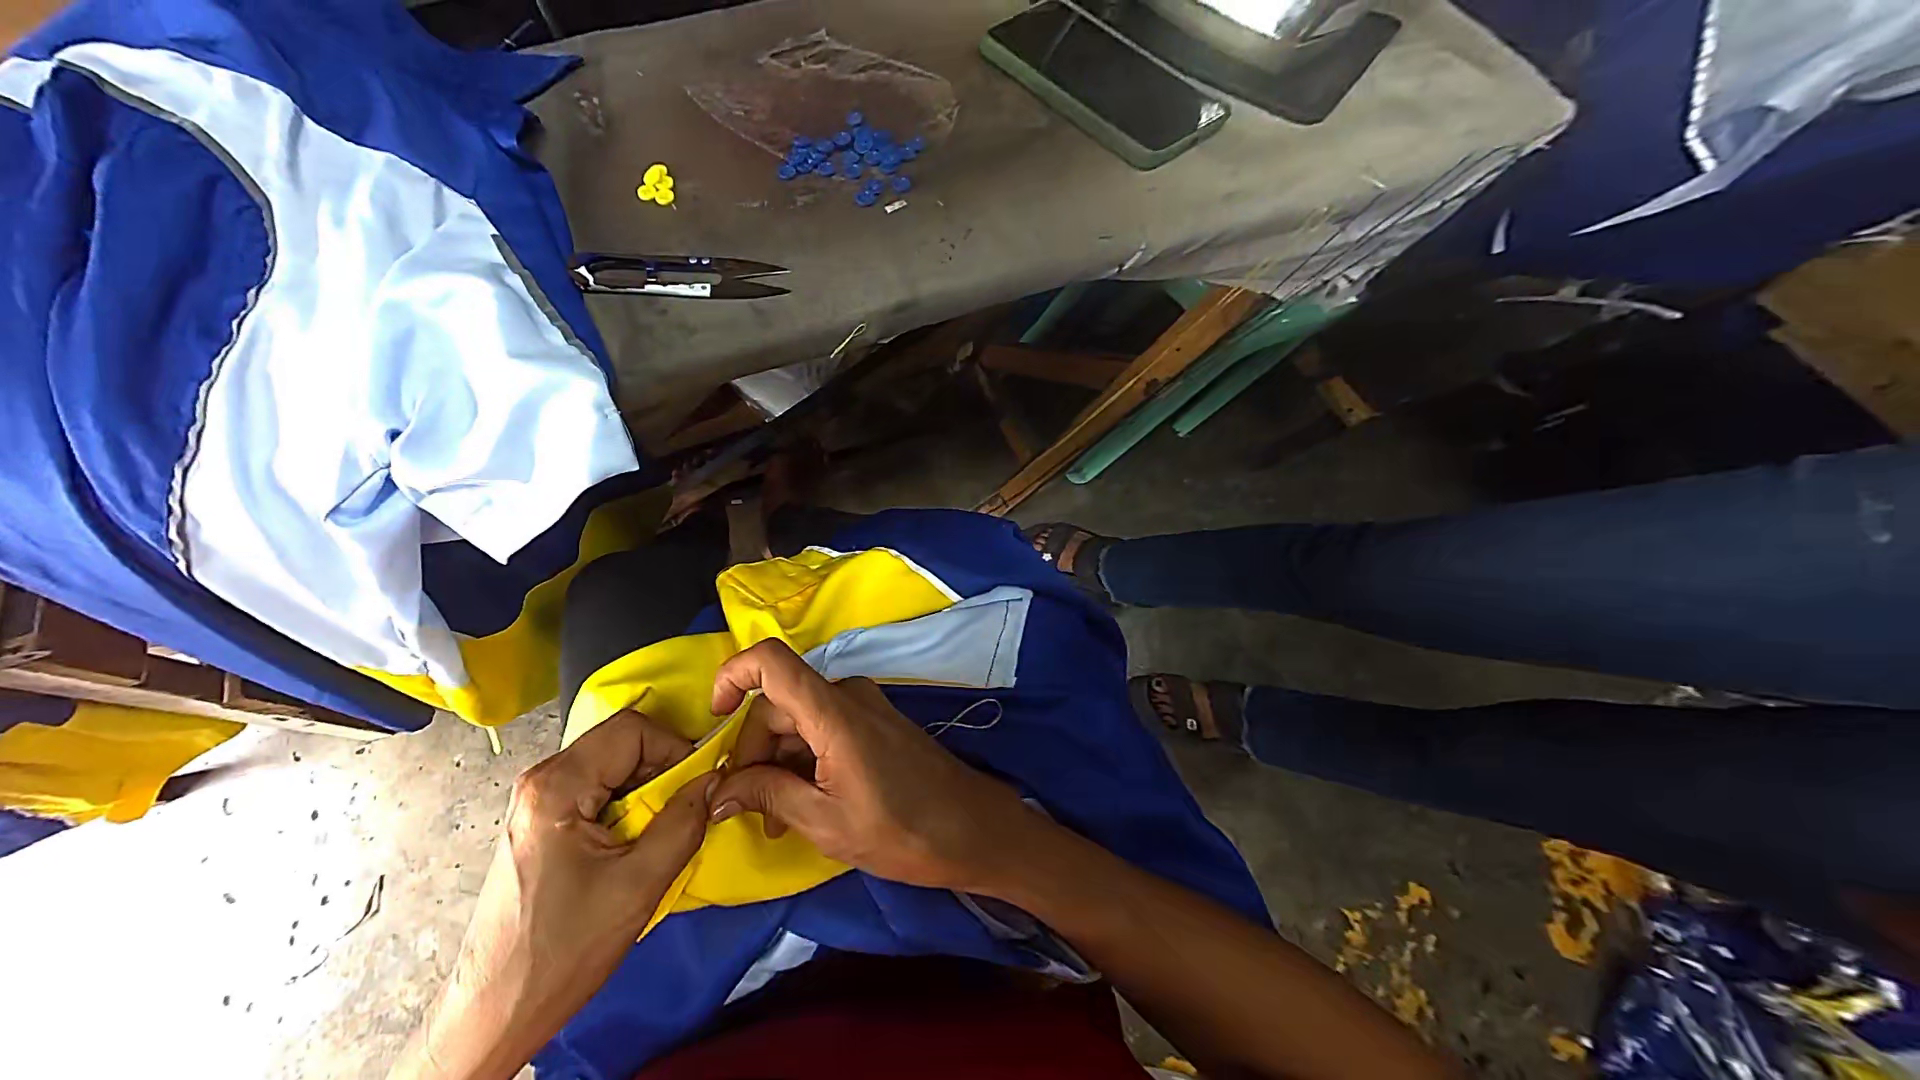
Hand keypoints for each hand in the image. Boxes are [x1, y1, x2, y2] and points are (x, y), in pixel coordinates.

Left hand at [391, 711, 716, 1079]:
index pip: (632, 729)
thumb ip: (684, 822)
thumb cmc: (564, 949)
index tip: (696, 785)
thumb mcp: (639, 884)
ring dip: (647, 787)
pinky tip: (634, 841)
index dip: (675, 747)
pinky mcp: (541, 821)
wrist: (496, 1010)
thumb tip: (715, 780)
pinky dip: (628, 802)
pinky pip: (598, 787)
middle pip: (620, 741)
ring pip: (612, 764)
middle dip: (663, 767)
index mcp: (556, 786)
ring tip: (660, 829)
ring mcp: (537, 800)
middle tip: (684, 808)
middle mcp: (540, 780)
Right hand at [709, 639, 1042, 893]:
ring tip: (775, 817)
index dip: (732, 675)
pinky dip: (802, 758)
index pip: (771, 661)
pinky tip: (801, 802)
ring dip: (777, 761)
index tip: (713, 718)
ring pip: (798, 719)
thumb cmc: (903, 830)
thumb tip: (719, 791)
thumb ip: (767, 796)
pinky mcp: (874, 723)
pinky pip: (822, 728)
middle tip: (747, 807)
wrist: (974, 829)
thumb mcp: (825, 822)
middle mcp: (848, 696)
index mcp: (834, 713)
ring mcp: (865, 707)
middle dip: (753, 751)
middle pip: (778, 702)